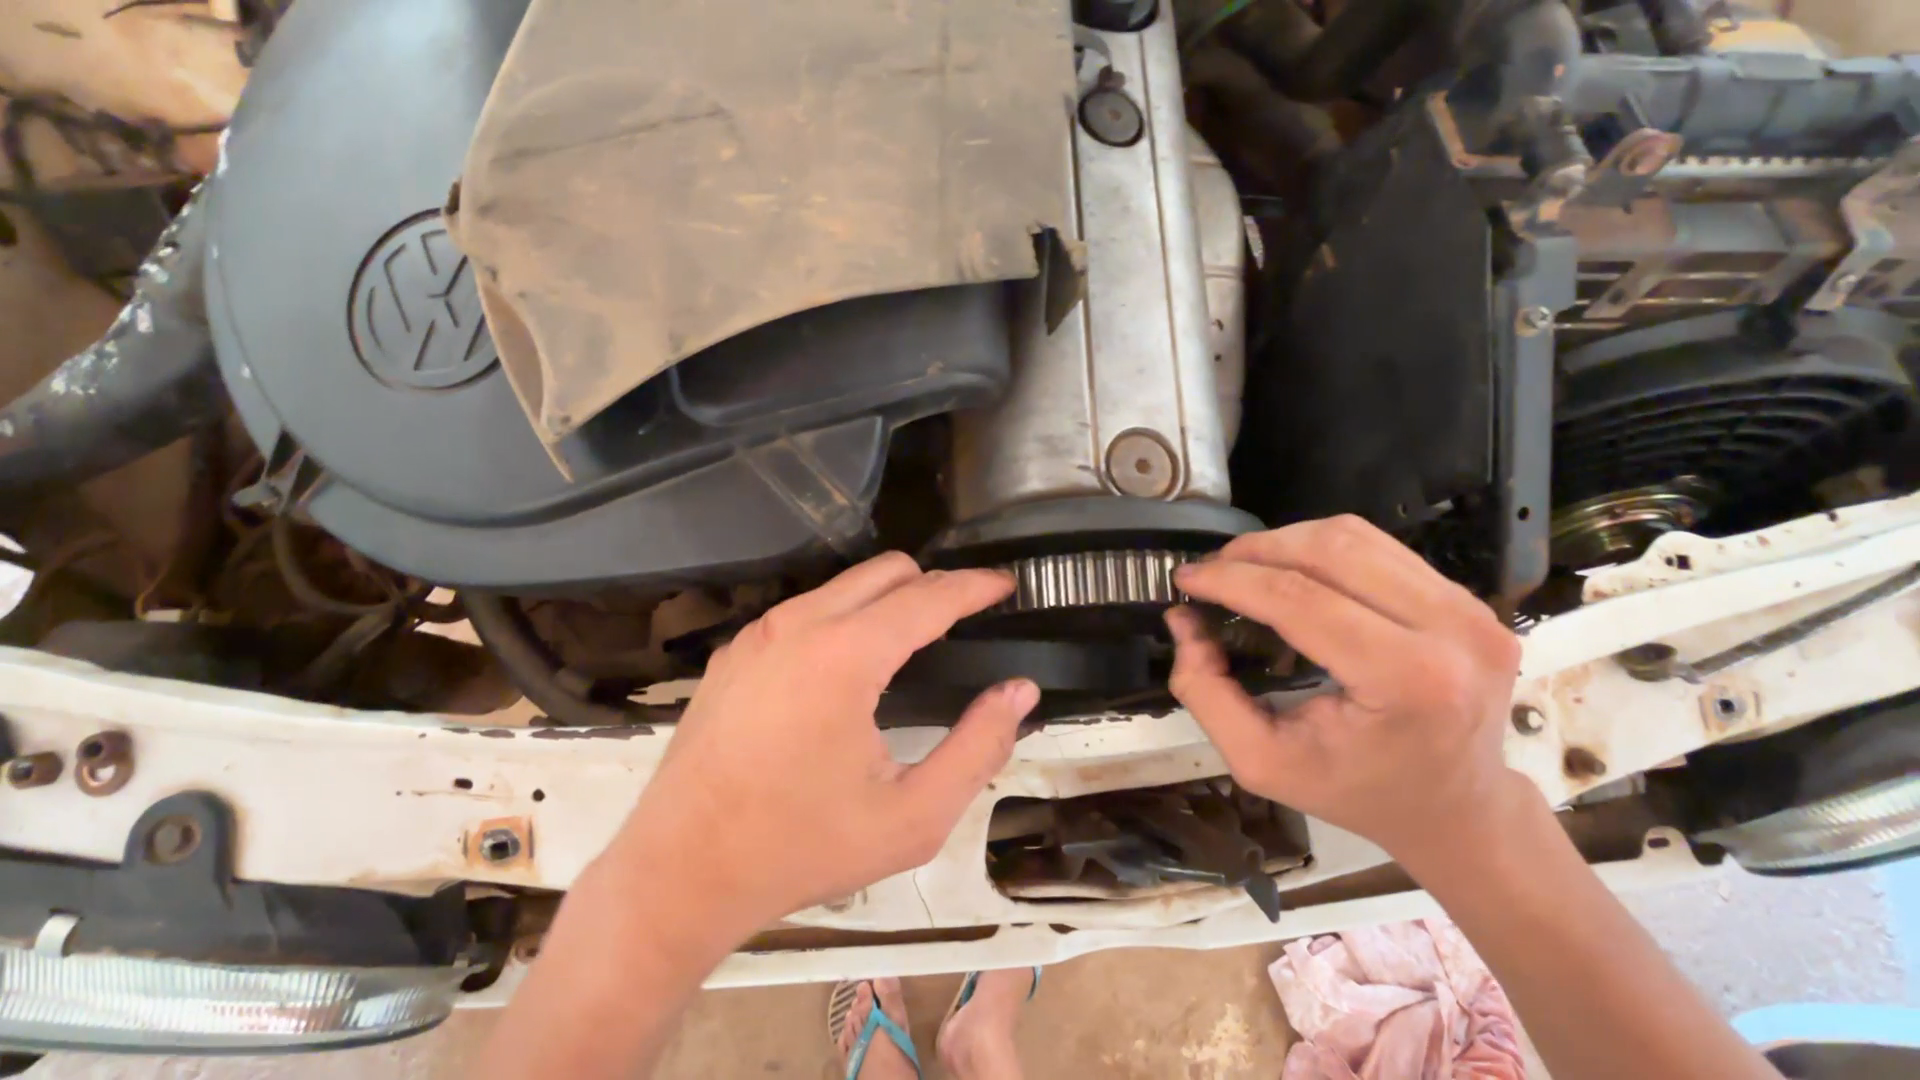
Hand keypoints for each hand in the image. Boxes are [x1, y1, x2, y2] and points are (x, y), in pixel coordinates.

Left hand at [605, 553, 1038, 934]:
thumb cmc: (801, 848)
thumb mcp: (912, 817)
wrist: (680, 873)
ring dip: (887, 600)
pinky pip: (803, 613)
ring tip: (916, 642)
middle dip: (934, 584)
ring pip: (841, 587)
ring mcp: (756, 636)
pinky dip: (842, 620)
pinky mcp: (732, 656)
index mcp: (845, 656)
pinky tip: (849, 670)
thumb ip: (978, 748)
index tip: (1005, 586)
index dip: (975, 586)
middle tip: (966, 620)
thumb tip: (1018, 691)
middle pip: (885, 571)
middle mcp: (797, 626)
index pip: (928, 596)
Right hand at [1165, 516, 1524, 859]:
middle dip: (1254, 551)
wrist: (1457, 807)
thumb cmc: (1357, 792)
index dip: (1231, 580)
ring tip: (1244, 568)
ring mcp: (1469, 608)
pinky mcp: (1470, 598)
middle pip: (1330, 551)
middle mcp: (1451, 630)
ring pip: (1355, 537)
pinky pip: (1380, 548)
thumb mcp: (1263, 763)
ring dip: (1285, 542)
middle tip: (1210, 572)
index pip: (1300, 599)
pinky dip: (1322, 550)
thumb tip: (1182, 622)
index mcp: (1408, 680)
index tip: (1184, 580)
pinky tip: (1293, 572)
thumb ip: (1208, 694)